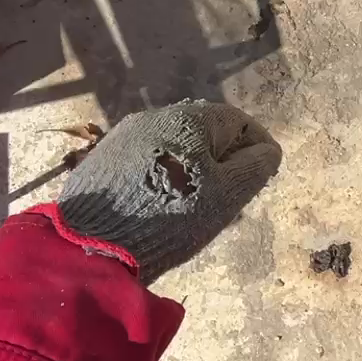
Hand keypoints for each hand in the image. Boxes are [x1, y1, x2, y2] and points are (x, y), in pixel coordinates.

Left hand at [57, 100, 281, 281]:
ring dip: (194, 168)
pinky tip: (162, 203)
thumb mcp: (227, 195)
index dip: (258, 148)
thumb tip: (268, 150)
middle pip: (206, 132)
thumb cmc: (172, 216)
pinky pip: (149, 158)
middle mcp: (157, 116)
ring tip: (197, 203)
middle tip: (231, 195)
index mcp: (191, 119)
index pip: (240, 122)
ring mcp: (125, 135)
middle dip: (224, 159)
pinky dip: (165, 175)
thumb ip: (255, 166)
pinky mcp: (104, 157)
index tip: (263, 176)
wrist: (93, 244)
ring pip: (176, 146)